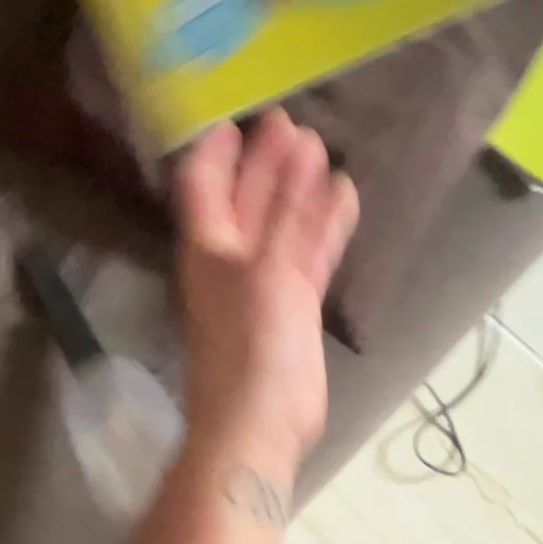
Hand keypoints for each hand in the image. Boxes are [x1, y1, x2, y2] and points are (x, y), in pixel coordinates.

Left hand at [174, 111, 357, 467]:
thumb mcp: (267, 275)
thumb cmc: (250, 348)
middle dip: (263, 162)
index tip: (234, 120)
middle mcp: (229, 259)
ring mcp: (262, 281)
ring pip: (280, 223)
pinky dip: (322, 225)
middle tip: (288, 121)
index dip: (215, 153)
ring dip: (295, 188)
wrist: (258, 423)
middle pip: (245, 199)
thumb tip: (292, 159)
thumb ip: (285, 219)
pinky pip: (307, 252)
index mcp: (206, 249)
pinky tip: (341, 195)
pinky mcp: (292, 304)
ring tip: (317, 145)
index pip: (201, 187)